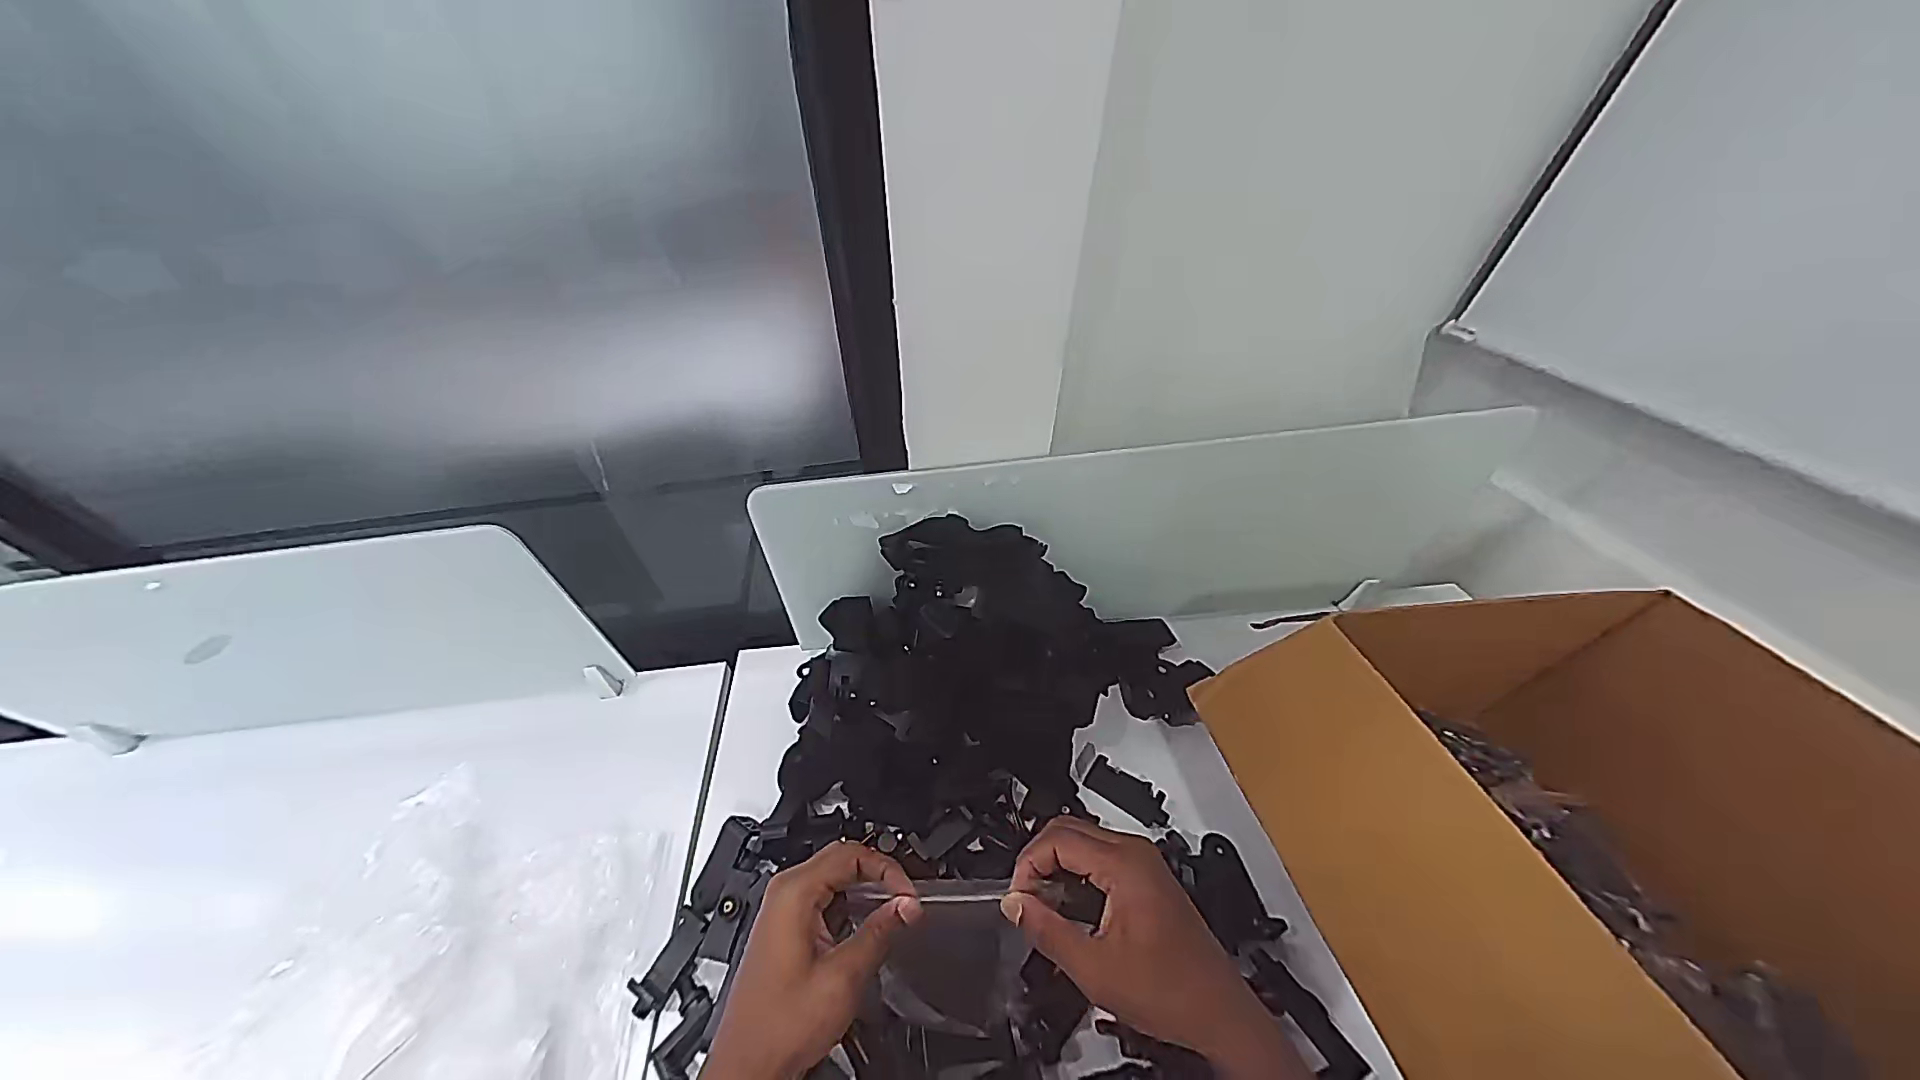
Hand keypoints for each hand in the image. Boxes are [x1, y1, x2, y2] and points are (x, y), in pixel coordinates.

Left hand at [703, 841, 921, 1079]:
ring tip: (891, 914)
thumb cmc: (779, 1028)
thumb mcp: (842, 977)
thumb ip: (879, 933)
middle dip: (879, 875)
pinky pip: (825, 898)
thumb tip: (906, 905)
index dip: (887, 869)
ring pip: (835, 877)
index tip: (908, 895)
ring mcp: (783, 910)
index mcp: (794, 893)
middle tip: (904, 899)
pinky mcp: (786, 927)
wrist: (748, 1067)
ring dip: (866, 891)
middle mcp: (785, 894)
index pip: (852, 854)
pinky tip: (866, 928)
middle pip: (843, 858)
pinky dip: (851, 905)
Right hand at [1002, 818, 1310, 1079]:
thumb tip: (1016, 904)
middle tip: (1025, 898)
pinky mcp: (1147, 875)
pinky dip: (1076, 870)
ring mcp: (1144, 862)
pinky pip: (1099, 854)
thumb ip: (1046, 930)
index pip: (1056, 838)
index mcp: (1124, 864)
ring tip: (1046, 907)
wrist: (1218, 1012)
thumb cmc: (1174, 992)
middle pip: (1067, 828)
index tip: (1019, 896)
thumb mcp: (1094, 968)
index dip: (1028, 865)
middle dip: (1038, 859)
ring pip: (1083, 838)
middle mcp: (1136, 853)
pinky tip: (1072, 907)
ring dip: (1056, 864)